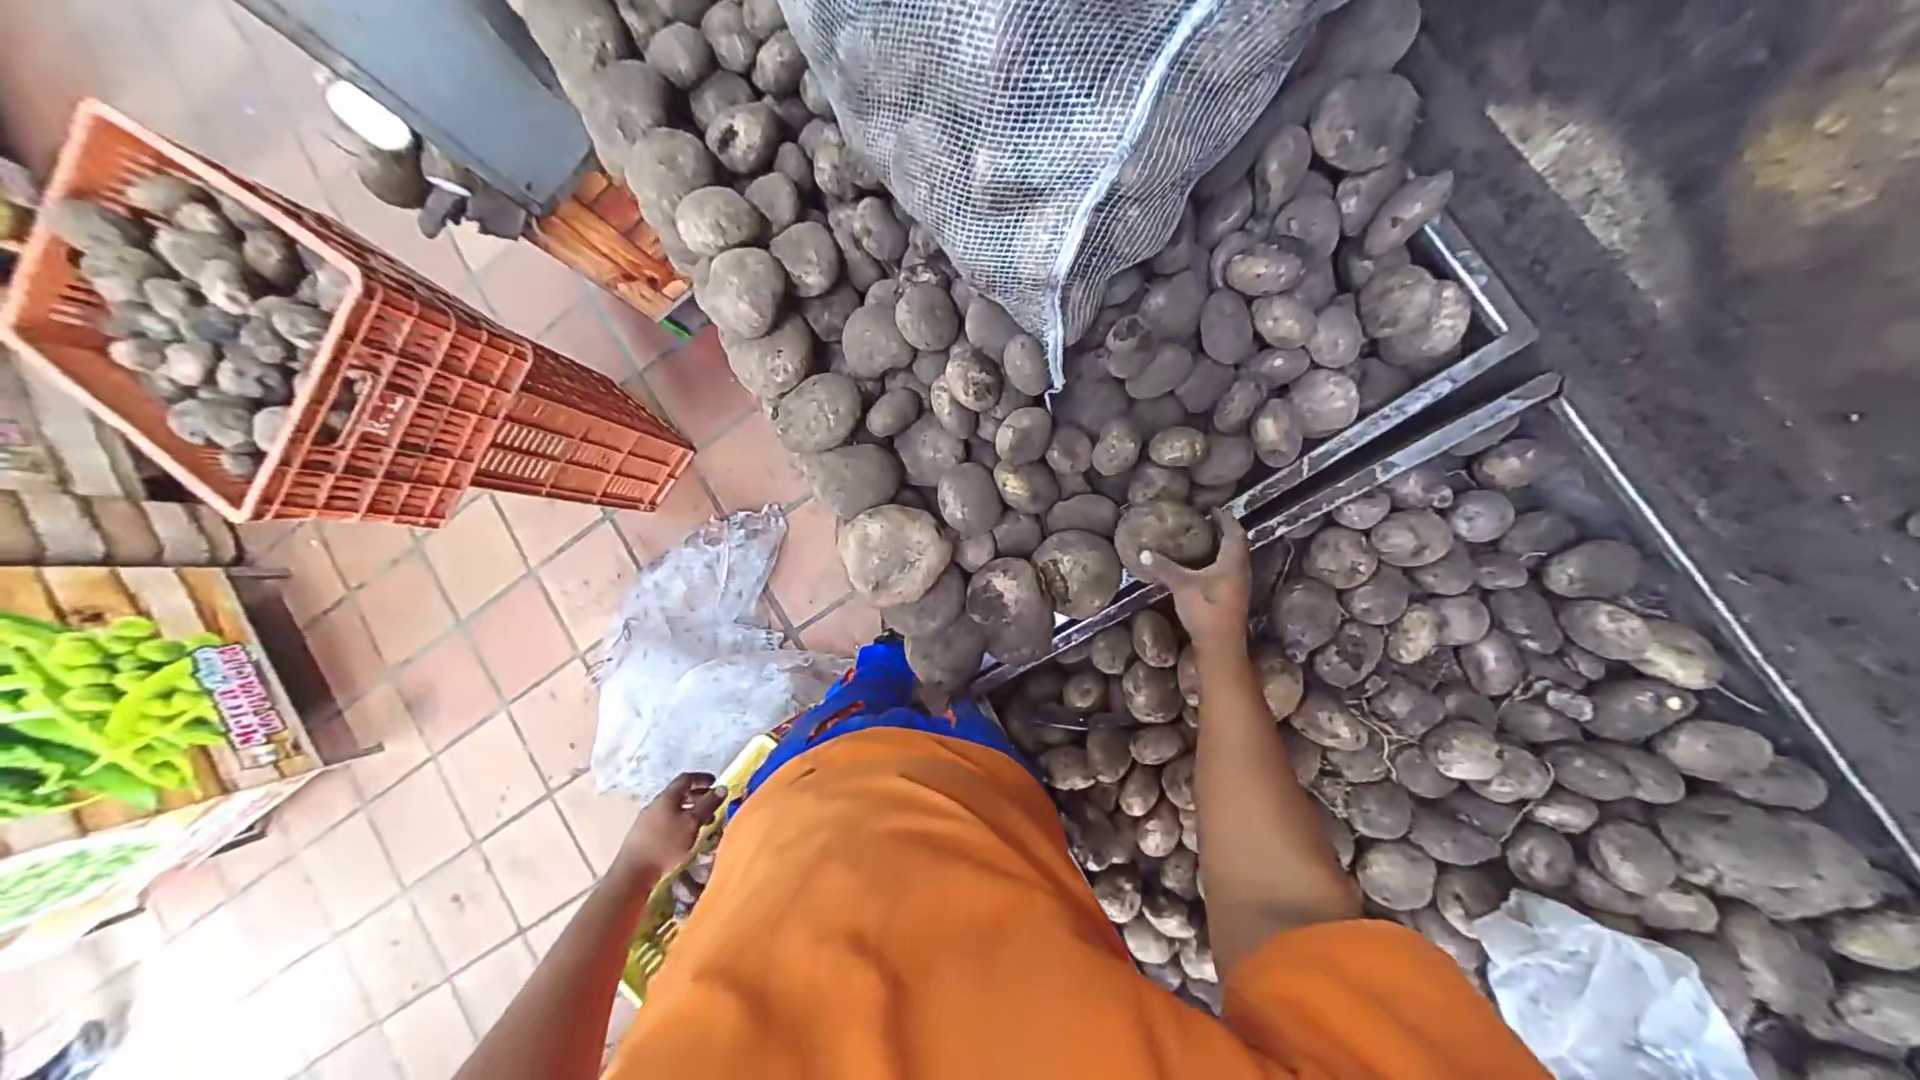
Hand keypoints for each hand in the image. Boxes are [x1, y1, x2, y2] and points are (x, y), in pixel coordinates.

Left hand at [618, 772, 725, 877]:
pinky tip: (685, 834)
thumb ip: (708, 804)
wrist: (633, 871)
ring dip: (690, 810)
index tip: (716, 782)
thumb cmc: (666, 843)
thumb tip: (722, 788)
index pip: (686, 778)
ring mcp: (647, 819)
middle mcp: (656, 804)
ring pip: (673, 808)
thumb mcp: (692, 822)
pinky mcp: (643, 834)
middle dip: (698, 796)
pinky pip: (666, 820)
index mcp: (667, 797)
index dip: (702, 778)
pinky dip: (680, 821)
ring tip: (703, 822)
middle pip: (679, 793)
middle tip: (713, 804)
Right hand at [1136, 509, 1250, 654]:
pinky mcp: (1234, 597)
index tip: (1213, 509)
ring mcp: (1240, 585)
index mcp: (1233, 561)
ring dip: (1222, 547)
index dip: (1225, 518)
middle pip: (1237, 544)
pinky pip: (1229, 570)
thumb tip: (1144, 552)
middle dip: (1224, 531)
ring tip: (1204, 540)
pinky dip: (1219, 561)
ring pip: (1234, 558)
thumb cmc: (1205, 609)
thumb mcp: (1181, 585)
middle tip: (1207, 522)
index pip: (1234, 532)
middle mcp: (1241, 570)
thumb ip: (1164, 567)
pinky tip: (1204, 566)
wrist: (1221, 645)